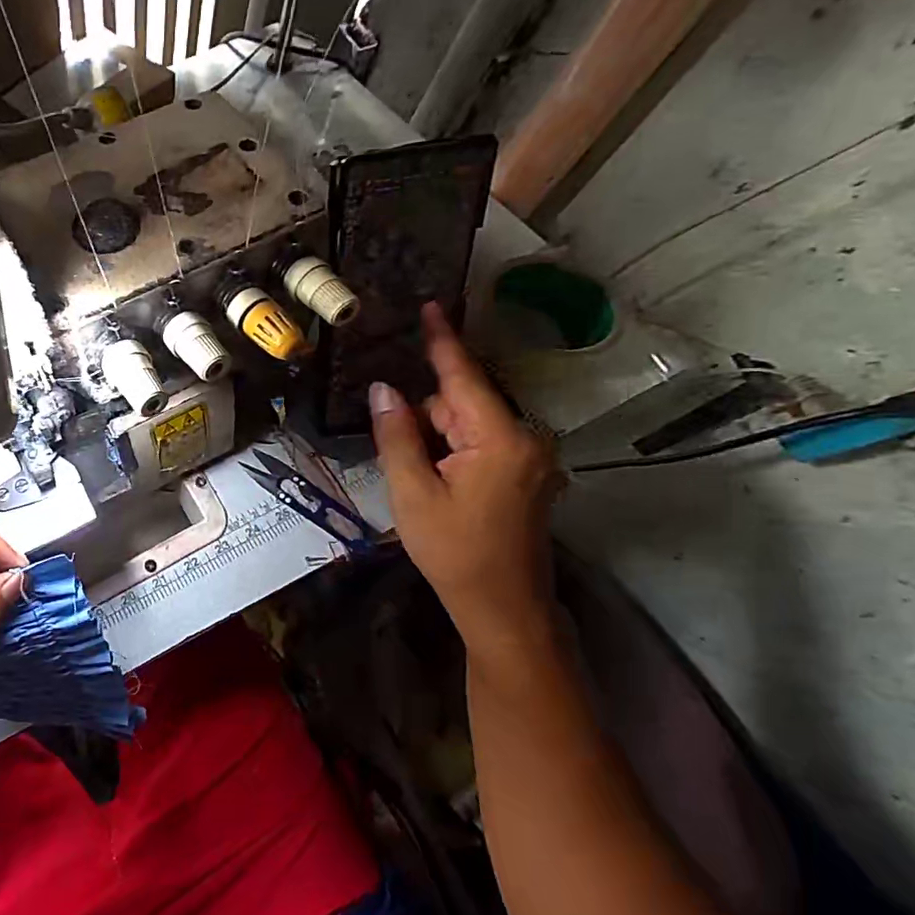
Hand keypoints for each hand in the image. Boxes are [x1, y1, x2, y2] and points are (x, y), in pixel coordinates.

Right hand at [369, 303, 562, 655]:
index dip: (442, 341)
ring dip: (438, 440)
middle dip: (426, 420)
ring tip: (422, 485)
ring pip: (469, 425)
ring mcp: (531, 459)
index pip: (463, 377)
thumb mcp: (412, 493)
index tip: (430, 306)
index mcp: (501, 439)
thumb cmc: (454, 552)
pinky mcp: (528, 475)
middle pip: (462, 404)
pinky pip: (483, 444)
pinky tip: (439, 484)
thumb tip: (383, 388)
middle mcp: (526, 439)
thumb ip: (397, 435)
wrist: (503, 608)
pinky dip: (454, 452)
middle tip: (405, 464)